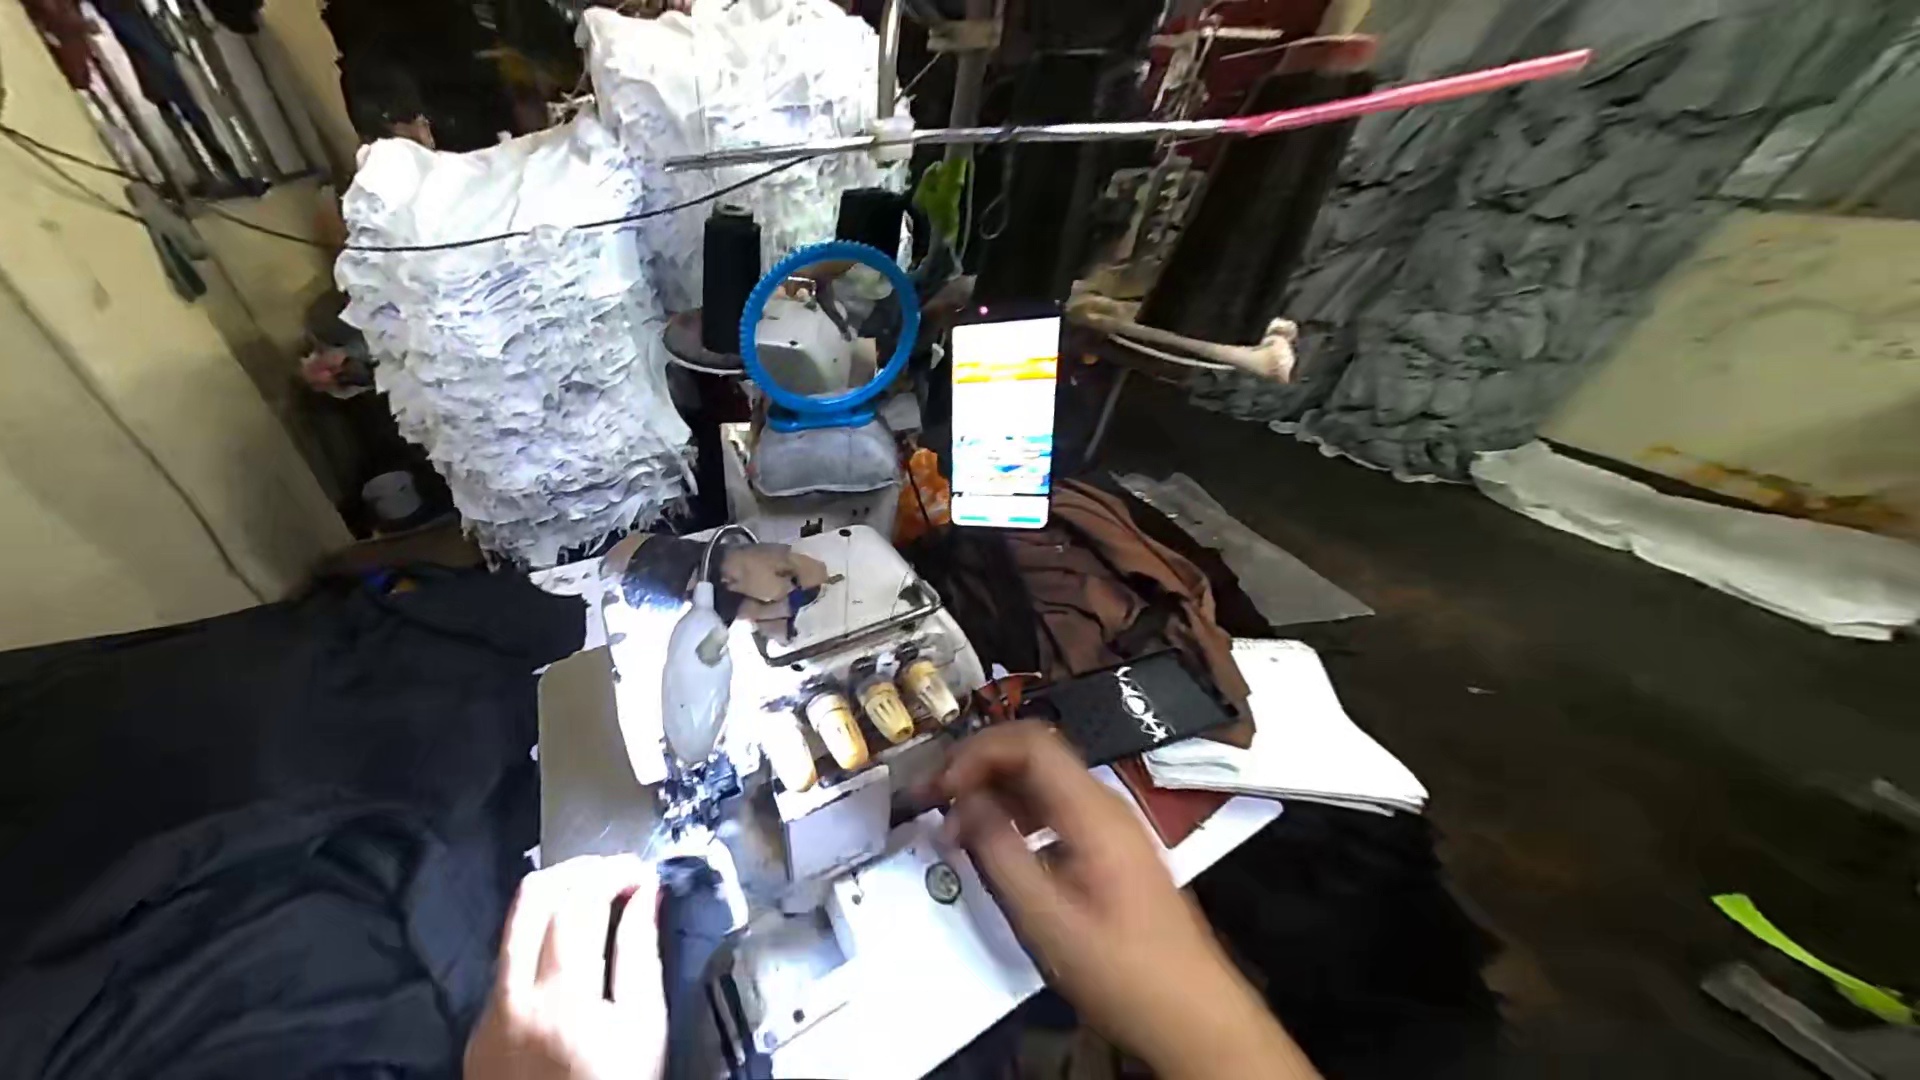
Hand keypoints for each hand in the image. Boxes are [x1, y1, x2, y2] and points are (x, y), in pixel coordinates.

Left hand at [465, 855, 666, 1079]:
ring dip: (560, 892)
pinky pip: (509, 954)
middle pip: (533, 897)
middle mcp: (509, 999)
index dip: (615, 871)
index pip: (579, 900)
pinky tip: (577, 939)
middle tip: (619, 874)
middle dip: (581, 869)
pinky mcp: (478, 1028)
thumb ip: (641, 950)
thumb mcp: (644, 1025)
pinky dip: (545, 927)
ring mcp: (486, 1014)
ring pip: (514, 921)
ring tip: (601, 896)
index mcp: (560, 999)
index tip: (645, 872)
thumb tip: (647, 889)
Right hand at [933, 722, 1320, 1079]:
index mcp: (1092, 809)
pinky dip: (1017, 807)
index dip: (979, 752)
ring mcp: (1108, 818)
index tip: (942, 786)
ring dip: (996, 786)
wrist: (1195, 1013)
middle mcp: (1101, 799)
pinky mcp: (1107, 839)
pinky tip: (994, 835)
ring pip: (1042, 776)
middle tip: (936, 795)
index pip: (1030, 743)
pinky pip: (1054, 802)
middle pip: (1034, 751)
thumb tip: (962, 802)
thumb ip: (1000, 852)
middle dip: (980, 763)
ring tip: (955, 818)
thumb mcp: (1048, 920)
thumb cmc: (1121, 969)